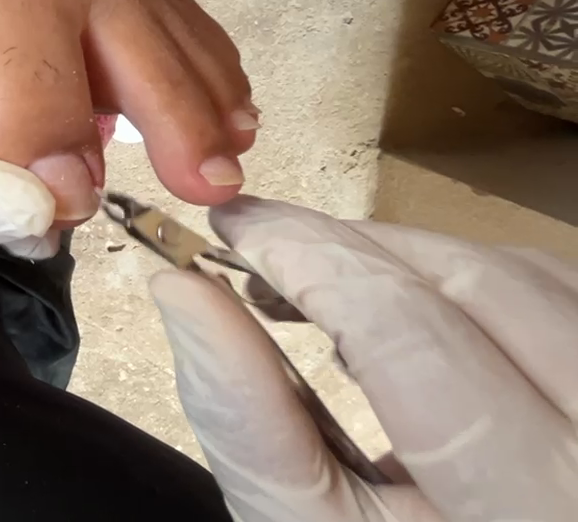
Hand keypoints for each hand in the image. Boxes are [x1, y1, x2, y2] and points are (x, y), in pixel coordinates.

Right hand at [151, 197, 577, 521]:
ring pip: (532, 274)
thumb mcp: (297, 518)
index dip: (302, 253)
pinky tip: (424, 314)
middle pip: (478, 282)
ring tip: (337, 288)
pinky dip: (479, 277)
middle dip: (348, 243)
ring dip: (411, 256)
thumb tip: (178, 283)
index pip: (405, 327)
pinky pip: (569, 292)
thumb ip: (236, 407)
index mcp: (529, 503)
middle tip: (266, 251)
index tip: (229, 224)